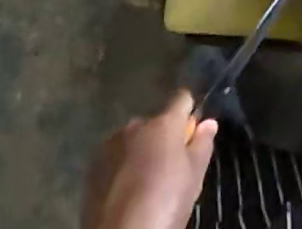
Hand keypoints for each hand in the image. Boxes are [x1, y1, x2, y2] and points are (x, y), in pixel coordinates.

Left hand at [81, 89, 217, 228]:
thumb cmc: (166, 203)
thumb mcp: (194, 177)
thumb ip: (202, 144)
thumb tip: (208, 122)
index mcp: (164, 123)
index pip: (182, 99)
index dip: (189, 112)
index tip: (192, 132)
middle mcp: (136, 125)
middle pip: (156, 123)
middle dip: (163, 139)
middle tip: (170, 169)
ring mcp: (111, 144)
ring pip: (134, 140)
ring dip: (141, 152)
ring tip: (146, 184)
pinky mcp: (94, 167)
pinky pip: (115, 158)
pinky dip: (122, 168)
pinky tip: (127, 193)